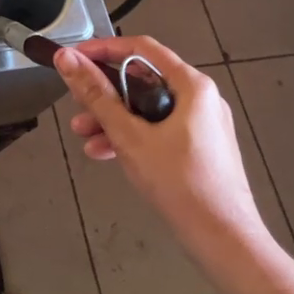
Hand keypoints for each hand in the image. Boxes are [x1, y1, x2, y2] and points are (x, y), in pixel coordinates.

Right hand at [54, 38, 266, 241]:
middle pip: (142, 80)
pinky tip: (104, 152)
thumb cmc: (179, 182)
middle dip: (104, 93)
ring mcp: (202, 125)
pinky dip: (133, 136)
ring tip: (83, 134)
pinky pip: (160, 129)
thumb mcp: (129, 136)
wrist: (226, 244)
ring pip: (148, 108)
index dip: (103, 49)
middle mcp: (200, 98)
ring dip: (113, 119)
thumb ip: (96, 94)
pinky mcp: (201, 149)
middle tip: (76, 103)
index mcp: (191, 86)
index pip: (140, 48)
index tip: (74, 58)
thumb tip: (66, 58)